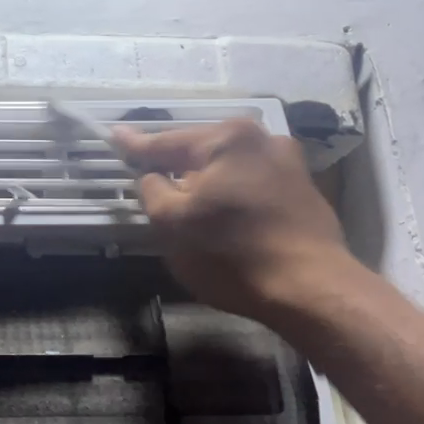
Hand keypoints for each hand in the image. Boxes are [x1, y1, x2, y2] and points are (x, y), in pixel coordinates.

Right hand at [113, 118, 354, 319]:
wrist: (309, 287)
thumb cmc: (231, 254)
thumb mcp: (172, 225)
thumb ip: (153, 191)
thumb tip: (154, 177)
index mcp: (226, 139)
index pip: (167, 141)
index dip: (136, 145)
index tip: (115, 136)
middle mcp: (262, 139)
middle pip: (202, 150)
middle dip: (176, 163)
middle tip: (150, 175)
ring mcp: (289, 164)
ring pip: (229, 167)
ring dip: (206, 181)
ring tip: (188, 202)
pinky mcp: (303, 192)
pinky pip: (252, 185)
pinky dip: (232, 195)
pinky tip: (226, 219)